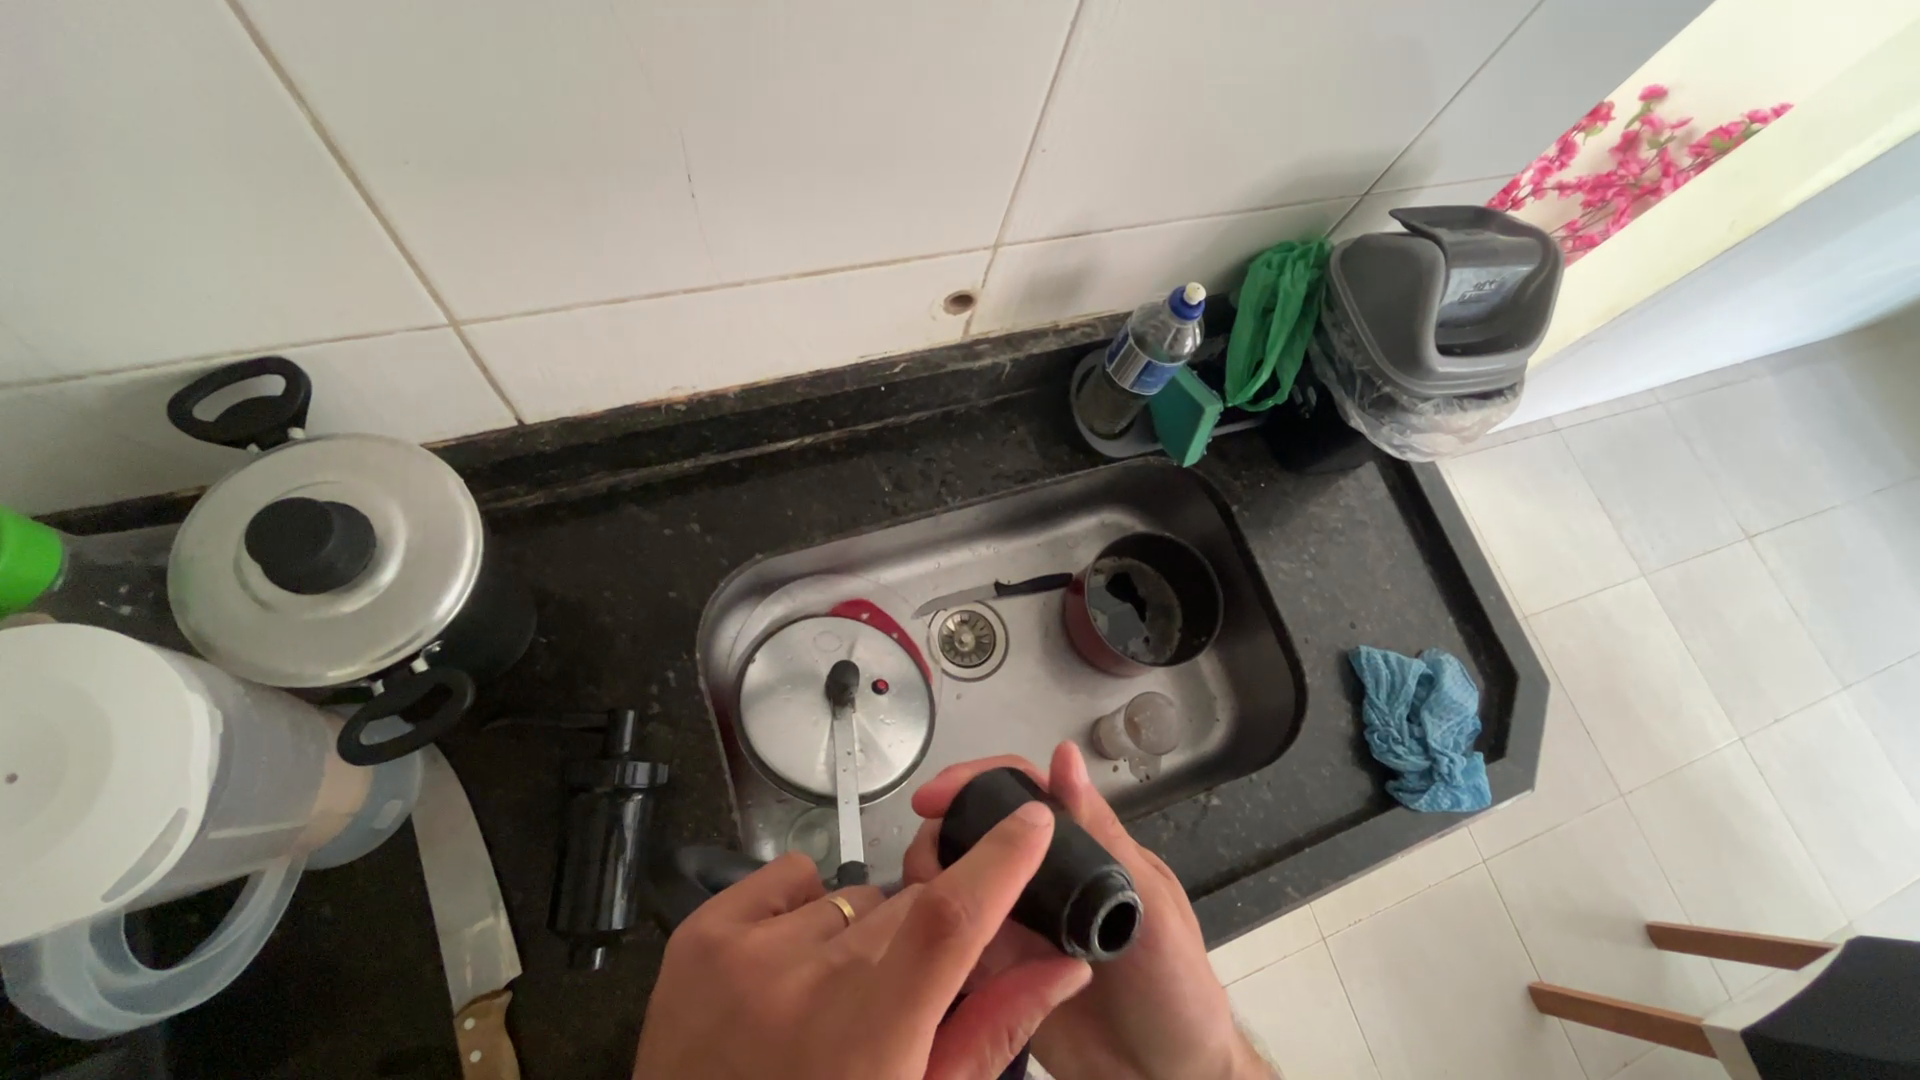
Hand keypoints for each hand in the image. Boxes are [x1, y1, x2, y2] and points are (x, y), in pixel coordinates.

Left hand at [633, 803, 1091, 1079]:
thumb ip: (990, 1031)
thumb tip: (1062, 963)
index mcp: (866, 1039)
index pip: (948, 920)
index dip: (998, 861)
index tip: (1033, 821)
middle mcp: (801, 984)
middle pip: (907, 905)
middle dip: (921, 935)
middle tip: (893, 995)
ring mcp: (744, 953)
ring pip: (854, 895)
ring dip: (858, 933)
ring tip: (827, 998)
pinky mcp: (702, 934)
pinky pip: (794, 875)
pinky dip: (804, 910)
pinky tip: (785, 970)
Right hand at [904, 743, 1269, 1079]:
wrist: (1167, 1078)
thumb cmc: (1175, 987)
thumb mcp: (1150, 905)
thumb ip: (1102, 835)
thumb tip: (1064, 756)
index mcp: (1078, 847)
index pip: (1021, 791)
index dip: (976, 781)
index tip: (934, 796)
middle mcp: (1040, 878)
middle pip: (977, 831)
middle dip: (940, 833)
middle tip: (921, 864)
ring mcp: (1017, 924)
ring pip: (958, 882)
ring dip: (930, 884)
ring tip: (919, 911)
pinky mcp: (999, 973)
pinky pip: (956, 943)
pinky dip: (932, 937)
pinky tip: (919, 948)